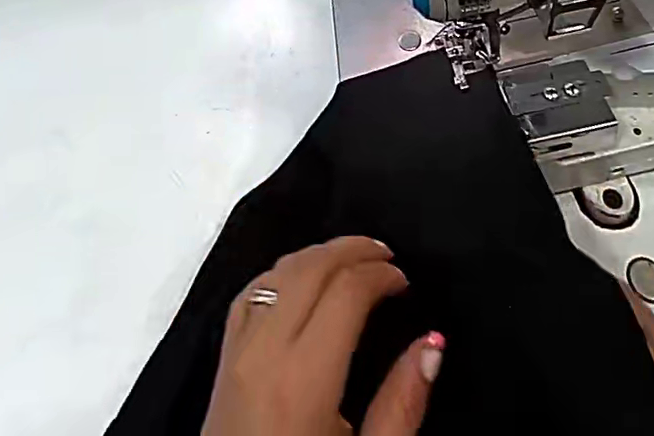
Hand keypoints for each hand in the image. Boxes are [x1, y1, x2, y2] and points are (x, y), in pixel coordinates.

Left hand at [203, 236, 442, 435]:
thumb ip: (401, 405)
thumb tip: (433, 342)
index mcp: (301, 382)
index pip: (345, 291)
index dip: (381, 274)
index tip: (404, 281)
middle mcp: (263, 355)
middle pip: (310, 267)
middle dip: (353, 249)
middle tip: (387, 256)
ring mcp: (235, 355)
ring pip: (279, 270)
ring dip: (320, 254)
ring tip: (355, 260)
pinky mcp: (221, 363)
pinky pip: (251, 292)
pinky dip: (285, 271)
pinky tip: (305, 279)